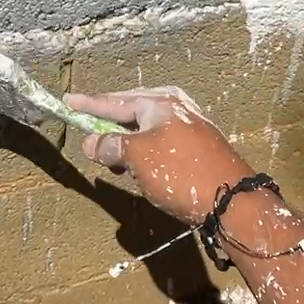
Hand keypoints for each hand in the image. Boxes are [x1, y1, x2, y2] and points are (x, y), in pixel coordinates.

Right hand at [66, 87, 255, 225]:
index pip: (115, 101)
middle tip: (87, 118)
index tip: (68, 100)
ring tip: (110, 149)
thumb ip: (111, 145)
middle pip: (133, 108)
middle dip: (110, 116)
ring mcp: (191, 126)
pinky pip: (161, 139)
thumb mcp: (138, 158)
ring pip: (148, 125)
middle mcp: (176, 108)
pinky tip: (139, 162)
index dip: (90, 104)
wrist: (234, 203)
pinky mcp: (199, 147)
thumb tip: (90, 142)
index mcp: (160, 103)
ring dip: (127, 136)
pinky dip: (144, 147)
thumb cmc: (180, 173)